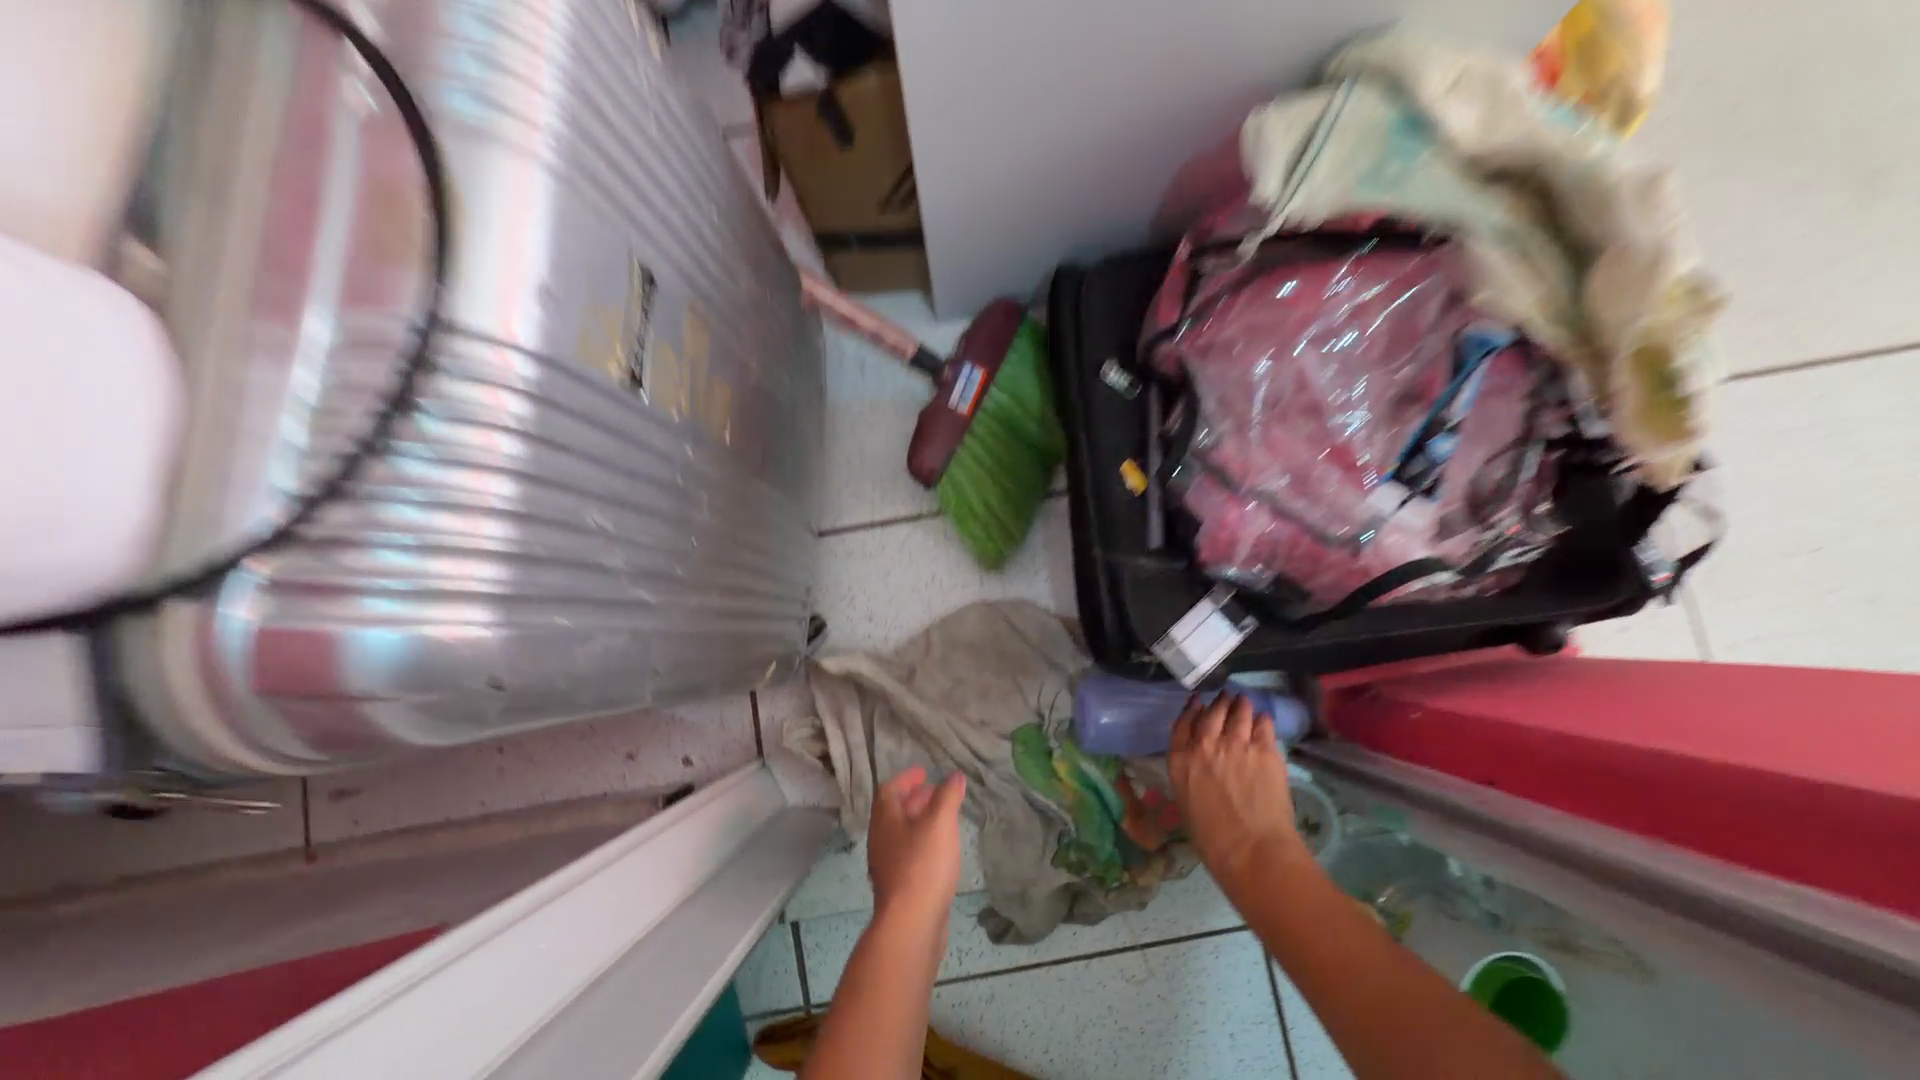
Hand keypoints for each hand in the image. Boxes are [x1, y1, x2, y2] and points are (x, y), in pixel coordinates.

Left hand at [868, 765, 966, 919]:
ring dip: (920, 821)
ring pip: (902, 834)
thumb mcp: (940, 823)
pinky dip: (923, 843)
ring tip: (943, 819)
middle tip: (937, 792)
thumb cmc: (923, 865)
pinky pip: (909, 854)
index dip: (907, 778)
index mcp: (885, 819)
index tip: (924, 772)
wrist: (911, 922)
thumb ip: (948, 796)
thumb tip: (955, 776)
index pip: (890, 790)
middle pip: (894, 812)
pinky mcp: (898, 886)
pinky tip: (941, 851)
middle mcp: (881, 839)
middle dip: (915, 799)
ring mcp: (887, 865)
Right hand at [1169, 694, 1311, 893]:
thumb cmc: (1213, 840)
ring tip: (1244, 701)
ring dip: (1240, 705)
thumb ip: (1191, 775)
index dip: (1191, 710)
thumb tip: (1203, 767)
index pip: (1183, 724)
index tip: (1198, 702)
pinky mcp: (1265, 749)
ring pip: (1238, 712)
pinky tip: (1262, 719)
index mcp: (1180, 762)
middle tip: (1226, 698)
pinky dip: (1261, 719)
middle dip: (1218, 703)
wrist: (1251, 849)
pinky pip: (1263, 724)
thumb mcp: (1186, 802)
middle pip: (1211, 713)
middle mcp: (1205, 745)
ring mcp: (1236, 744)